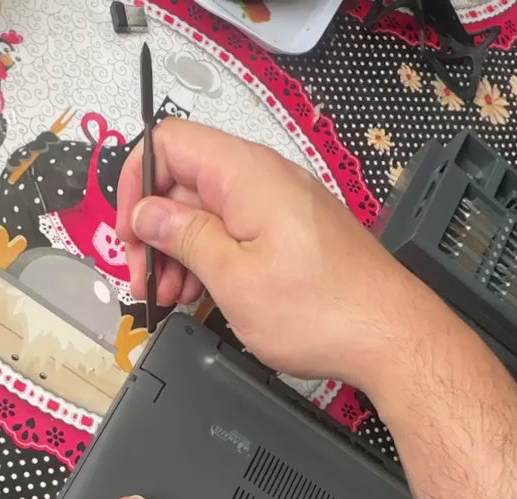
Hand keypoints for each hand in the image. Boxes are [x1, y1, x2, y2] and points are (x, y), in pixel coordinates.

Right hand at [117, 118, 457, 392]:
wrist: (386, 335)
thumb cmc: (320, 310)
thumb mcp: (233, 278)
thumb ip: (184, 238)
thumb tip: (146, 213)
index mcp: (245, 174)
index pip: (169, 144)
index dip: (138, 184)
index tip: (129, 236)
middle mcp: (263, 179)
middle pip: (184, 184)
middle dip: (155, 233)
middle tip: (145, 284)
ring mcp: (278, 207)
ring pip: (207, 215)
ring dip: (179, 255)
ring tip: (172, 300)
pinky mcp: (289, 234)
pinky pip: (235, 234)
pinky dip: (210, 262)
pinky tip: (200, 297)